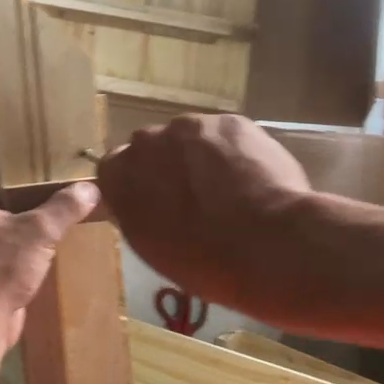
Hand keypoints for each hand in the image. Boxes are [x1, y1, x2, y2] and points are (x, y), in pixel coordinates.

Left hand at [0, 167, 99, 348]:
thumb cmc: (0, 266)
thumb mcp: (37, 231)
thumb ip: (63, 207)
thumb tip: (90, 188)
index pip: (6, 170)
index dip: (34, 167)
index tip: (64, 164)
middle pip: (12, 196)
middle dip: (42, 195)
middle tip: (77, 187)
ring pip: (15, 222)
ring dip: (40, 221)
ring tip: (76, 211)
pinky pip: (16, 244)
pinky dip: (35, 243)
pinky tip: (61, 241)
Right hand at [95, 114, 319, 323]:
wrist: (269, 246)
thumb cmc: (204, 262)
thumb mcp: (151, 247)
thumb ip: (137, 213)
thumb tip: (144, 204)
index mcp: (118, 175)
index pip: (114, 168)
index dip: (136, 183)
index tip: (155, 201)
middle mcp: (144, 142)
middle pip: (151, 147)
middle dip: (168, 165)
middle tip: (194, 196)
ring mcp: (188, 127)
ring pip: (191, 138)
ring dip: (202, 156)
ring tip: (231, 188)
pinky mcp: (230, 122)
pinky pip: (226, 135)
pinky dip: (236, 152)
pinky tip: (255, 178)